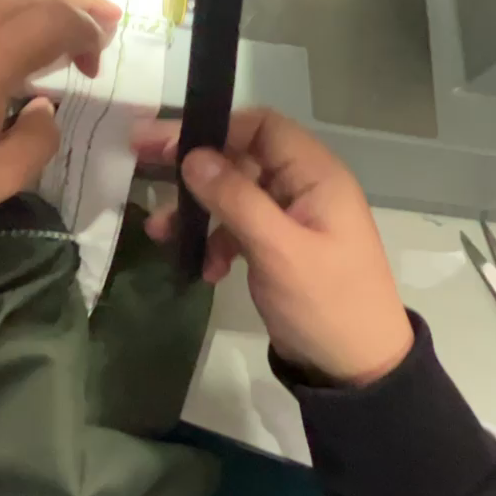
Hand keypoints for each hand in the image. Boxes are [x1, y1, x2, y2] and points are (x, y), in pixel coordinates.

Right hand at [133, 108, 413, 385]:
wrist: (355, 368)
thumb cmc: (326, 303)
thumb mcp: (279, 250)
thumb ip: (236, 199)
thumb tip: (192, 156)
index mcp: (315, 175)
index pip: (261, 127)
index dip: (215, 128)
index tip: (169, 143)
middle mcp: (301, 187)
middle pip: (239, 157)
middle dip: (192, 165)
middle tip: (140, 159)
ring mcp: (287, 218)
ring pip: (231, 195)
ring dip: (196, 211)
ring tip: (159, 232)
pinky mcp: (275, 247)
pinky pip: (235, 228)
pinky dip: (214, 243)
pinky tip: (204, 270)